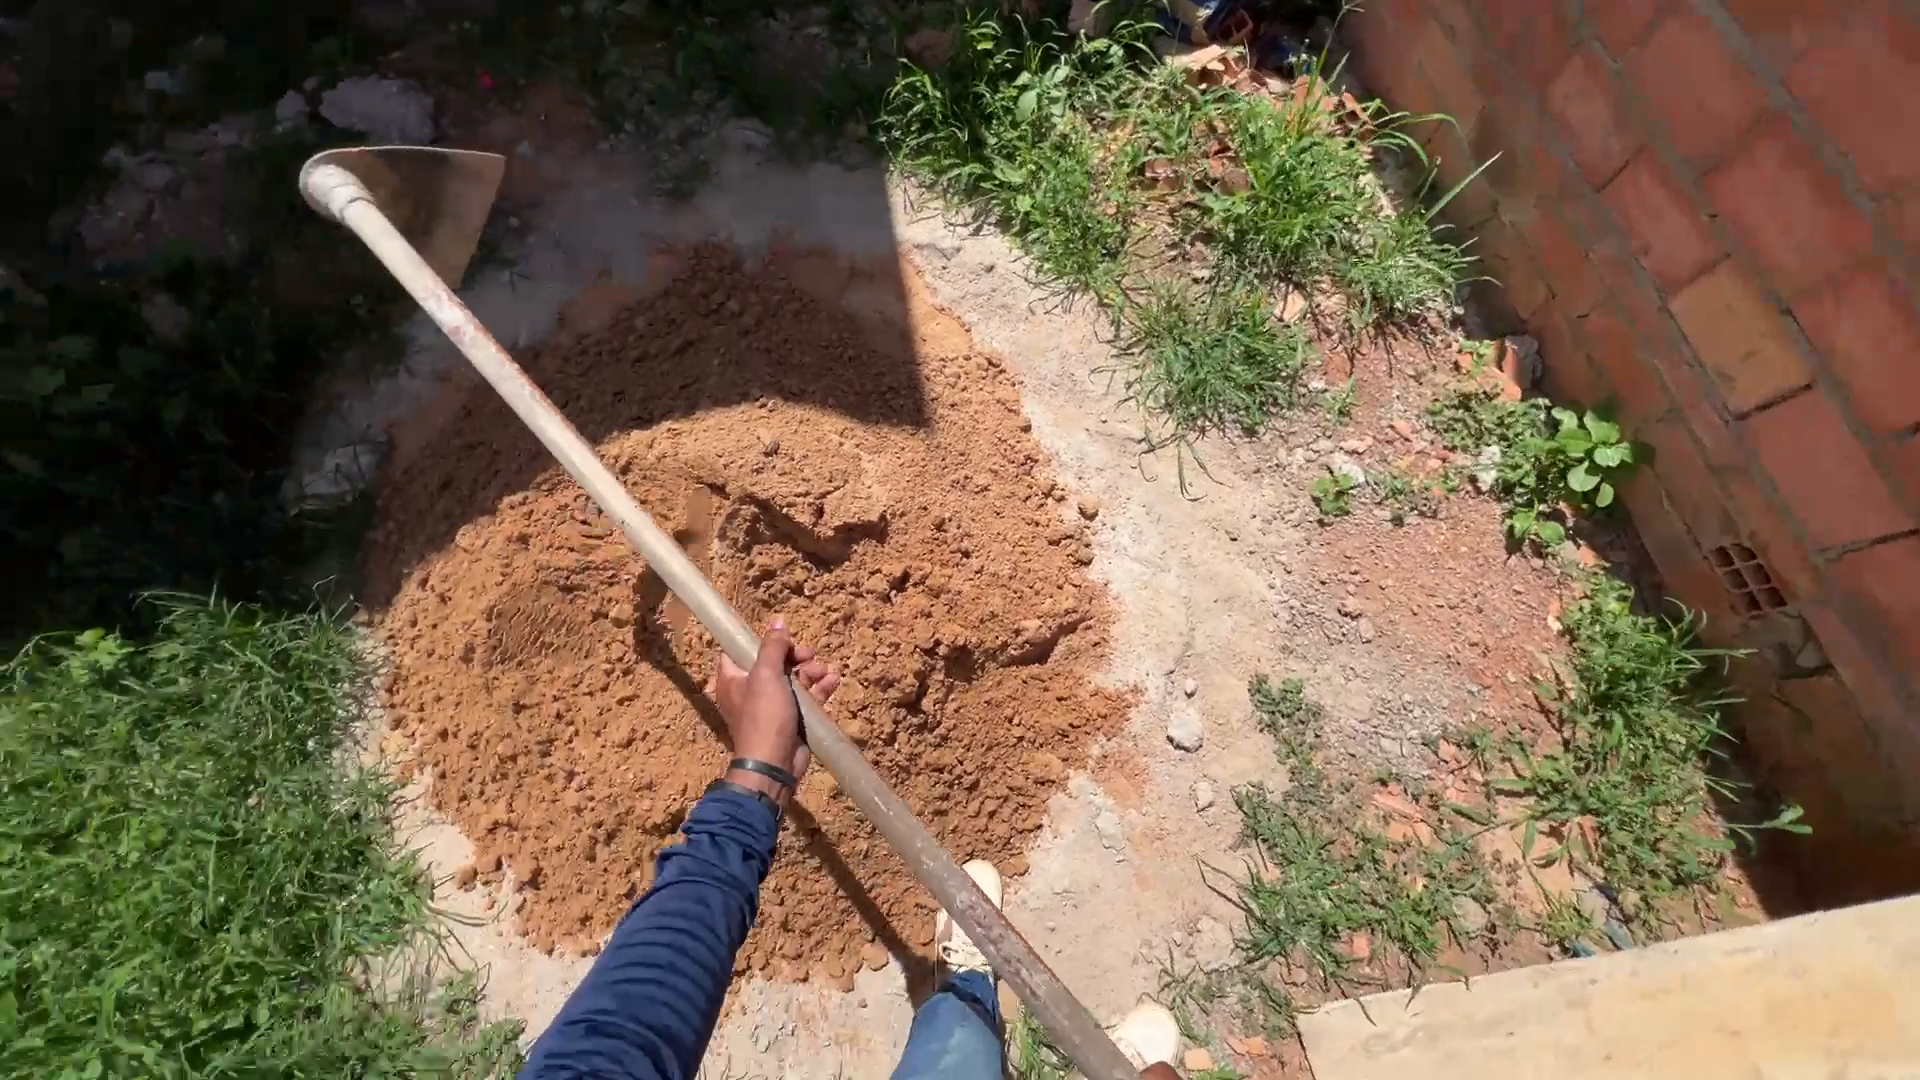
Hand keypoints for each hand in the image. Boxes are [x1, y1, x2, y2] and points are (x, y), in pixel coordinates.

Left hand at [711, 618, 838, 799]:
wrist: (775, 763)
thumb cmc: (764, 715)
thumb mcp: (766, 674)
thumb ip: (773, 646)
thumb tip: (778, 620)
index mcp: (734, 678)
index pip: (741, 650)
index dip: (762, 641)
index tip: (782, 638)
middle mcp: (750, 690)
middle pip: (775, 662)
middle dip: (796, 656)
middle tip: (810, 655)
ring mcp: (772, 705)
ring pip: (794, 678)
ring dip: (812, 671)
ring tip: (825, 671)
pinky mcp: (791, 718)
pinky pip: (807, 696)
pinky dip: (819, 688)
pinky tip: (833, 681)